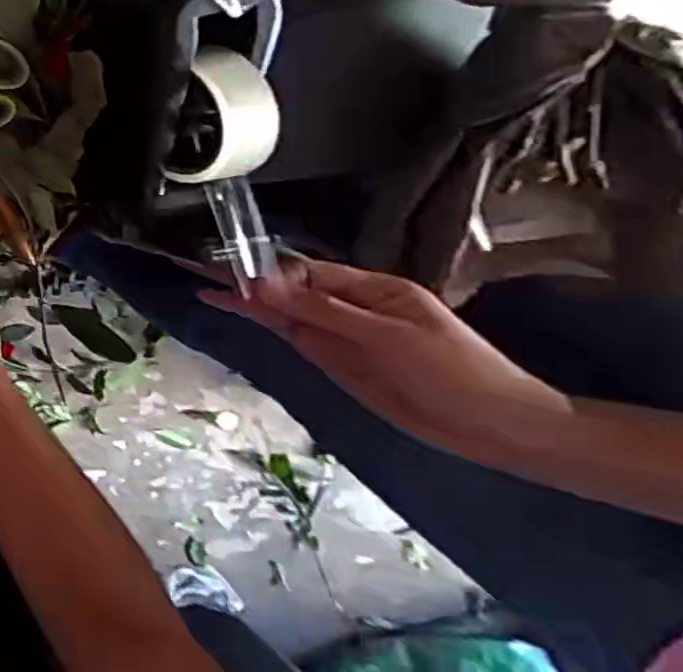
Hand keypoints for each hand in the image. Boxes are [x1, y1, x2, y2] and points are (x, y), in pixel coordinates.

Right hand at [201, 259, 571, 463]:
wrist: (500, 430)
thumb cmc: (455, 373)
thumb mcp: (386, 336)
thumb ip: (319, 309)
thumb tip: (262, 284)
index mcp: (369, 289)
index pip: (304, 271)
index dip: (266, 270)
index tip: (230, 272)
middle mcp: (346, 304)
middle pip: (286, 284)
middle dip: (244, 276)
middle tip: (197, 266)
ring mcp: (336, 330)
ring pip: (280, 306)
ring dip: (243, 295)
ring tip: (202, 284)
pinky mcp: (330, 355)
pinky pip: (287, 329)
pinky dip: (258, 317)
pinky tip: (231, 306)